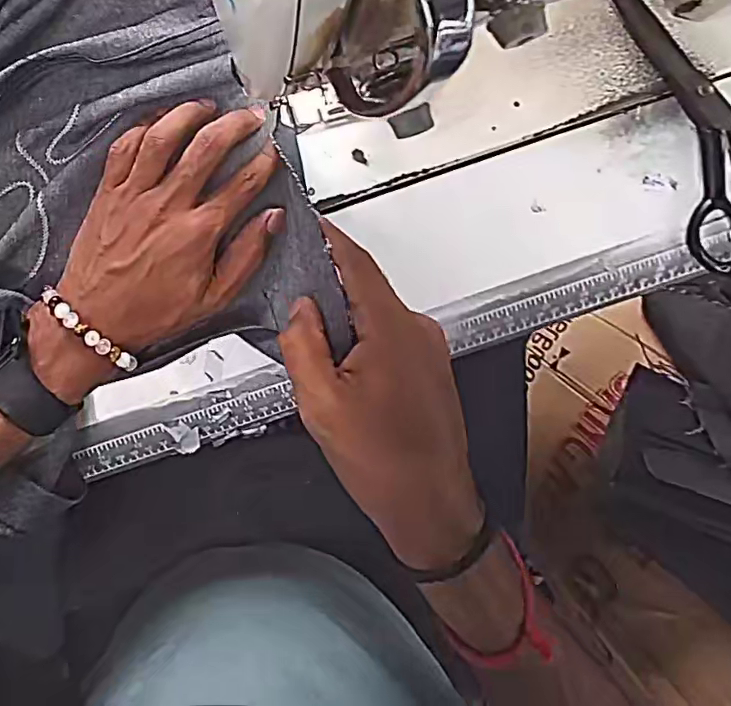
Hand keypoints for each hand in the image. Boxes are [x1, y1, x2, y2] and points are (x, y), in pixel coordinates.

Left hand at [30, 101, 283, 403]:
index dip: (263, 161)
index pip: (241, 184)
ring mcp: (134, 195)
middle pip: (206, 148)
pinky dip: (141, 128)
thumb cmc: (149, 311)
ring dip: (187, 114)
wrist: (95, 320)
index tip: (270, 151)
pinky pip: (123, 148)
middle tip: (248, 116)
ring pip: (162, 138)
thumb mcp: (212, 298)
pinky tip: (157, 122)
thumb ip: (247, 255)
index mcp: (197, 233)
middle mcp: (166, 207)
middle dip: (234, 124)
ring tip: (205, 106)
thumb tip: (270, 220)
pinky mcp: (108, 192)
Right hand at [278, 220, 481, 569]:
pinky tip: (346, 369)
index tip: (312, 221)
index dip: (331, 238)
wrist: (433, 509)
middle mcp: (417, 331)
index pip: (357, 263)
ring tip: (321, 354)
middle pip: (365, 287)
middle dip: (329, 288)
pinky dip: (363, 336)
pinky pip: (389, 332)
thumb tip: (299, 309)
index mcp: (391, 331)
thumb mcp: (320, 403)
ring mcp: (428, 347)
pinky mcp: (430, 364)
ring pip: (375, 312)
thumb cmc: (386, 465)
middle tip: (297, 304)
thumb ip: (303, 344)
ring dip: (345, 318)